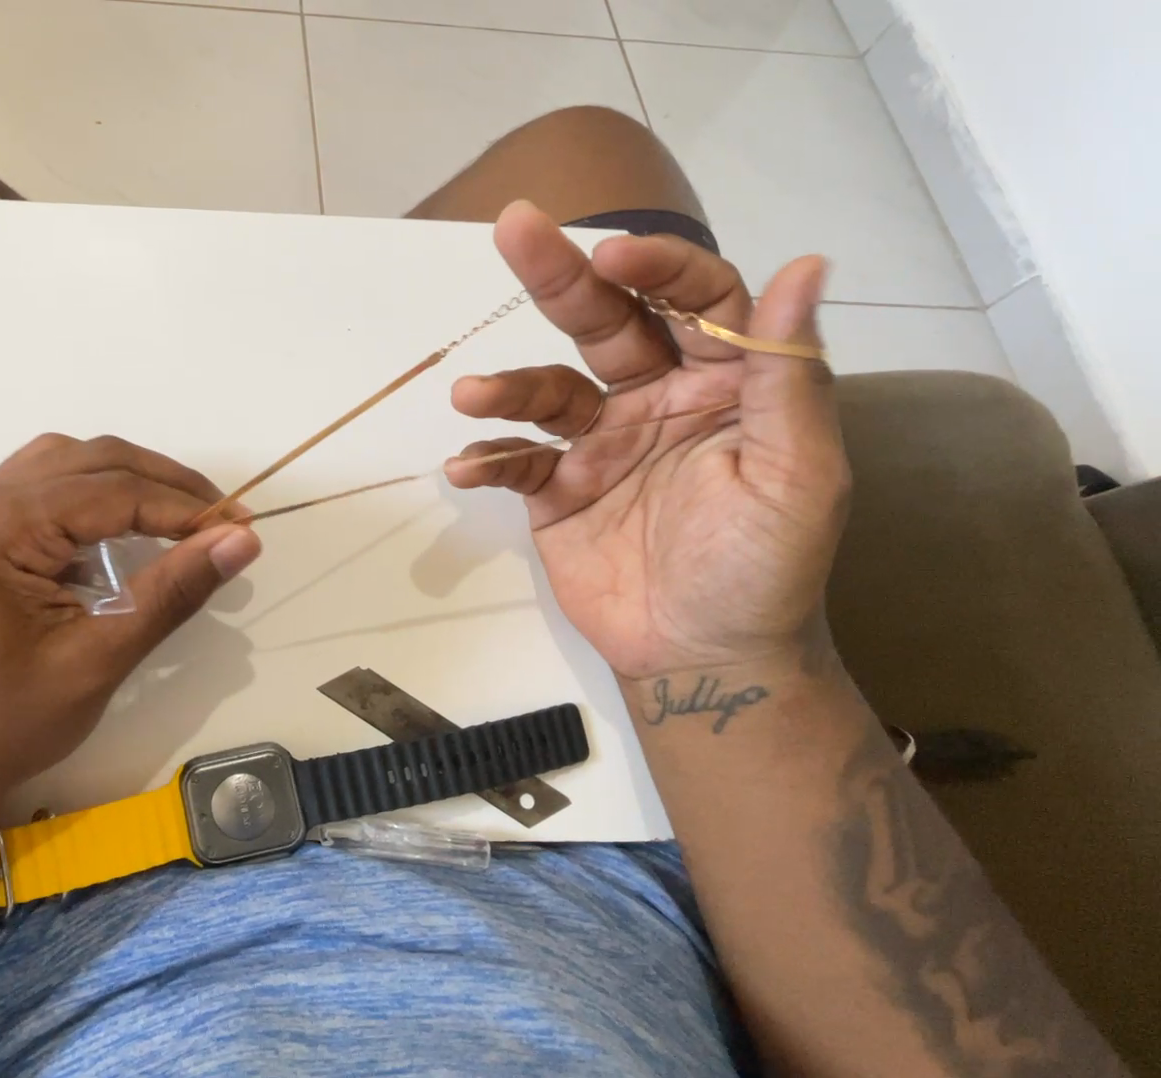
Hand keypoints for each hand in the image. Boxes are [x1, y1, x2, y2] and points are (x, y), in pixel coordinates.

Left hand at [0, 434, 261, 794]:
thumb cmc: (2, 725)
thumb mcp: (97, 658)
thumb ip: (171, 591)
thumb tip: (242, 541)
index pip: (113, 490)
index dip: (185, 505)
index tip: (244, 526)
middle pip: (86, 462)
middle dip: (160, 483)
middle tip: (219, 517)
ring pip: (60, 470)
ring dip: (122, 486)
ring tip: (175, 519)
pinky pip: (38, 502)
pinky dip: (86, 509)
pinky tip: (114, 547)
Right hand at [444, 201, 847, 680]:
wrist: (702, 653)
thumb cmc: (765, 565)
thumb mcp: (796, 472)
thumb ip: (787, 377)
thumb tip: (805, 264)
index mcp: (723, 384)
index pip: (694, 299)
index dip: (657, 267)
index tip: (610, 252)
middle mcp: (654, 399)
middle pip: (605, 322)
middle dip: (560, 277)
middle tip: (513, 229)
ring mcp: (599, 445)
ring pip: (546, 392)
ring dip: (506, 388)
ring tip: (470, 396)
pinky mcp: (555, 491)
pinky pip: (516, 463)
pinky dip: (489, 461)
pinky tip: (466, 467)